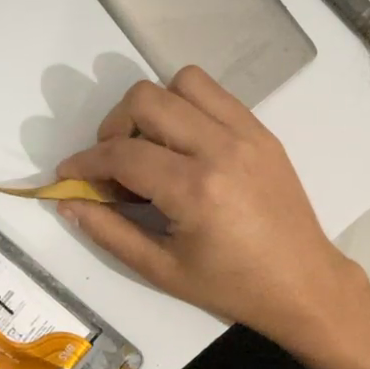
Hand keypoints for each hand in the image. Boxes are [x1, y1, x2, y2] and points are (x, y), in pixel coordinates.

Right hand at [57, 67, 367, 349]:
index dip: (85, 162)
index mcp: (195, 190)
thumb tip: (68, 203)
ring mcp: (246, 133)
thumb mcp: (161, 269)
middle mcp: (221, 148)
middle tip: (112, 164)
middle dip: (114, 127)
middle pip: (146, 99)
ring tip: (150, 148)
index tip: (68, 174)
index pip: (123, 153)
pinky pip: (214, 94)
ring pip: (182, 82)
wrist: (301, 282)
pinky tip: (182, 146)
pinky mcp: (262, 131)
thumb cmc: (229, 286)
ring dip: (154, 107)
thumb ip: (110, 232)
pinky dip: (186, 108)